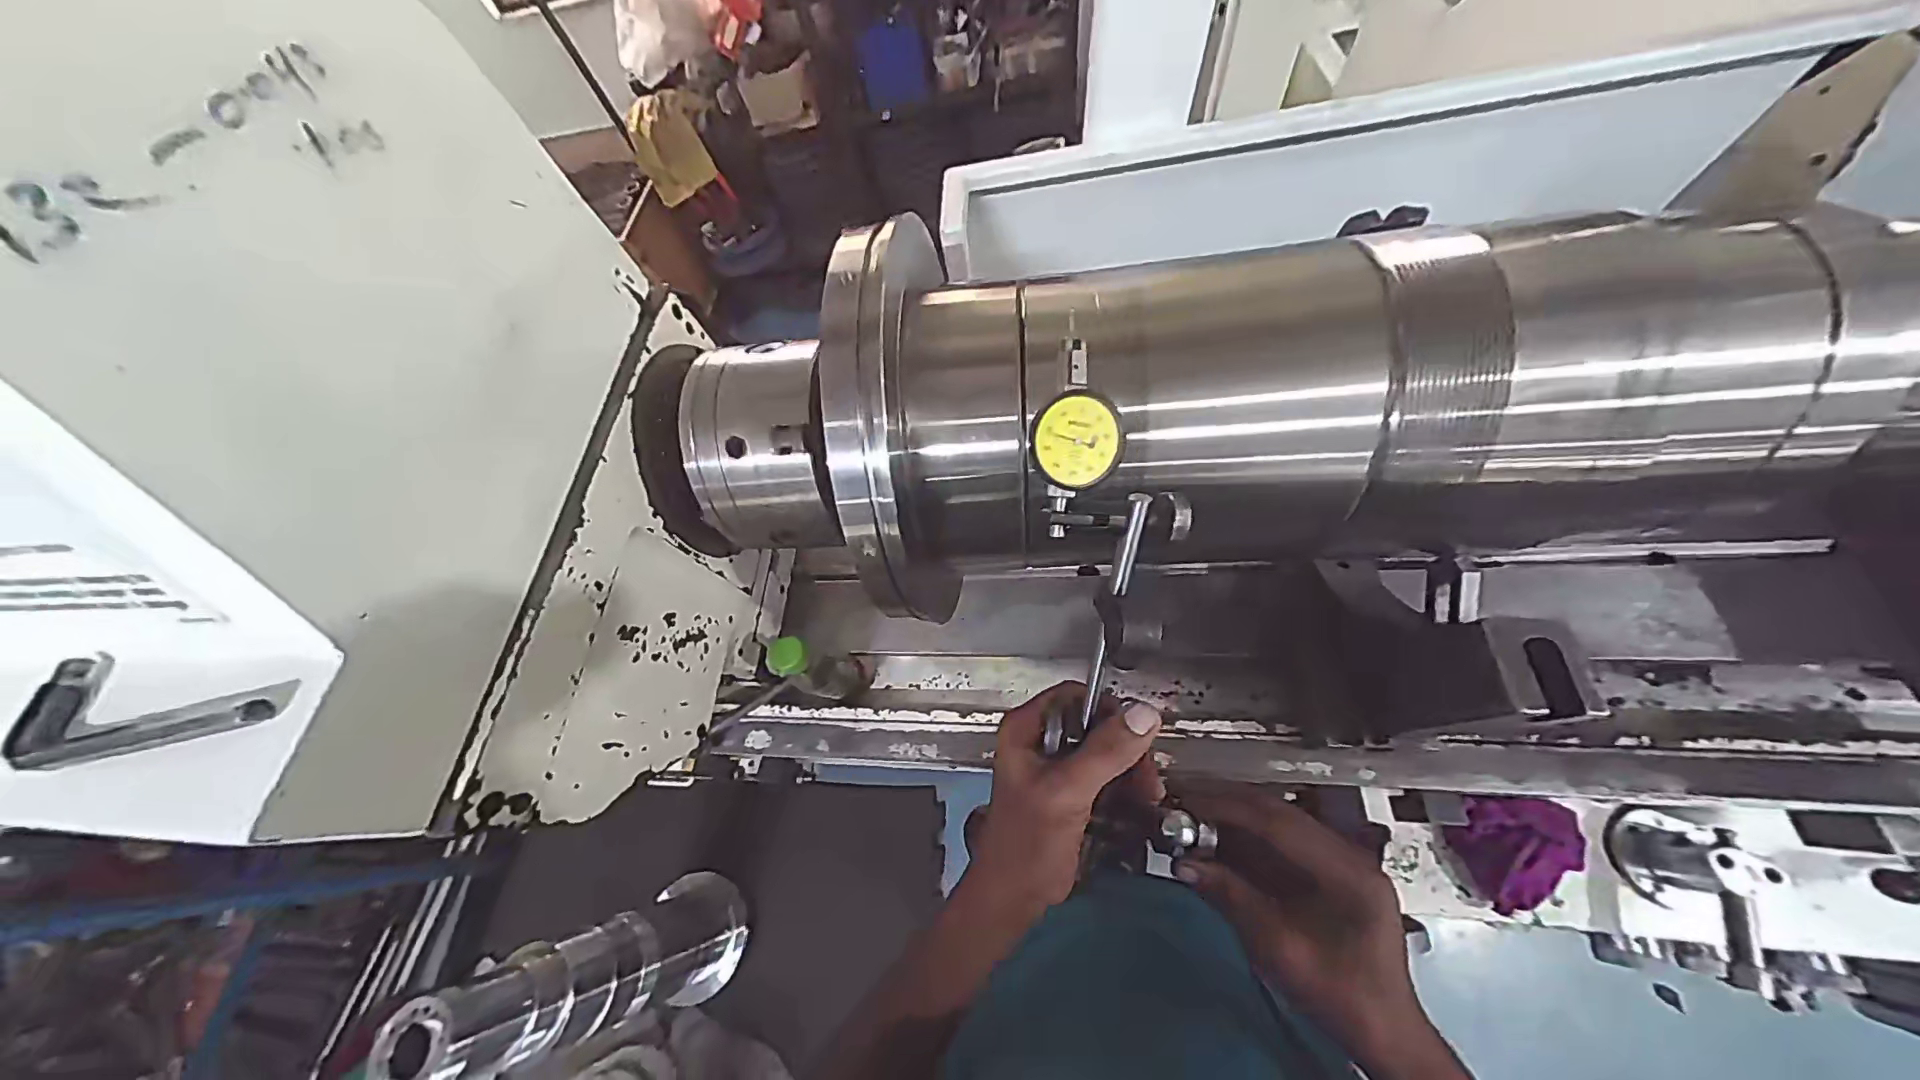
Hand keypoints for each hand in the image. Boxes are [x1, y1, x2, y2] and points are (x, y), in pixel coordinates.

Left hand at [963, 682, 1162, 908]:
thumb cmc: (1026, 846)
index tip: (1134, 734)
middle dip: (1126, 748)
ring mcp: (1056, 769)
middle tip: (1145, 777)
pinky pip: (1106, 776)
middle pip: (1095, 724)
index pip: (1073, 696)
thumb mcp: (1067, 792)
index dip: (1106, 710)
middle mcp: (1039, 742)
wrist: (1014, 899)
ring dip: (1131, 770)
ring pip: (1105, 750)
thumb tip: (1144, 714)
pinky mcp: (1071, 793)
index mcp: (1025, 730)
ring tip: (1146, 796)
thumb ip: (1105, 752)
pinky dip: (1125, 787)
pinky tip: (1138, 805)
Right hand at [1175, 784, 1466, 1078]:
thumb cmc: (1338, 996)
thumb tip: (1183, 863)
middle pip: (1278, 813)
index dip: (1227, 808)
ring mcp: (1341, 859)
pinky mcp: (1328, 869)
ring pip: (1277, 820)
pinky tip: (1217, 836)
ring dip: (1233, 814)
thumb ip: (1233, 899)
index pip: (1278, 822)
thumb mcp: (1280, 950)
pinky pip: (1280, 839)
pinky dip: (1245, 834)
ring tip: (1192, 813)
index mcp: (1348, 872)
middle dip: (1226, 803)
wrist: (1382, 1033)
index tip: (1187, 803)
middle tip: (1182, 800)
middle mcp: (1348, 854)